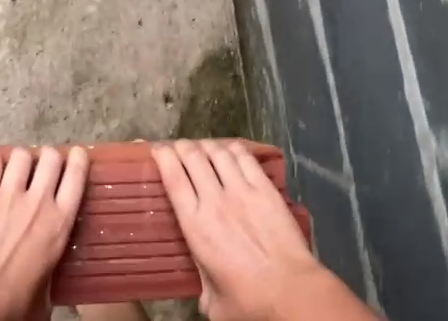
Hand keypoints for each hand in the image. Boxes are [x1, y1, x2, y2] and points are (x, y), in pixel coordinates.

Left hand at [0, 146, 89, 320]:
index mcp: (60, 223)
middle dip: (47, 157)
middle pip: (51, 157)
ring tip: (12, 169)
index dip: (78, 159)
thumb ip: (52, 258)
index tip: (75, 155)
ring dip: (19, 160)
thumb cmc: (14, 303)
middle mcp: (38, 202)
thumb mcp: (48, 285)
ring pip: (21, 155)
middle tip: (39, 167)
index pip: (77, 175)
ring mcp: (8, 196)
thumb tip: (50, 256)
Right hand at [153, 140, 363, 320]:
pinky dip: (233, 149)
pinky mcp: (265, 188)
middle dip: (181, 147)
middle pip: (192, 157)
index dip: (162, 157)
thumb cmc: (249, 301)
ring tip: (202, 147)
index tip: (157, 150)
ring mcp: (241, 190)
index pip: (173, 178)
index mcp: (195, 225)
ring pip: (217, 152)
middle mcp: (214, 200)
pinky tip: (230, 150)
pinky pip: (244, 157)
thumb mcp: (212, 302)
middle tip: (178, 148)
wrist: (290, 292)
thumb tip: (202, 288)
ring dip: (206, 145)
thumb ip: (201, 284)